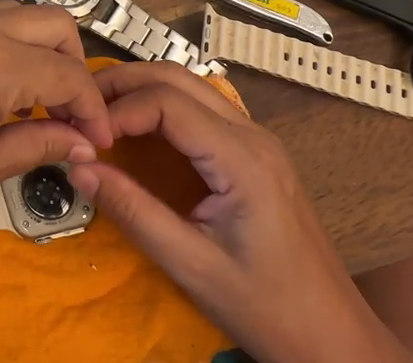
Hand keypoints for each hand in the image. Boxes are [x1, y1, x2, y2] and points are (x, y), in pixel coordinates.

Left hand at [0, 2, 112, 248]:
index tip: (97, 141)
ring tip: (27, 99)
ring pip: (11, 11)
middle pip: (51, 21)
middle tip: (69, 110)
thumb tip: (82, 143)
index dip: (93, 110)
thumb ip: (40, 144)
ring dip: (33, 46)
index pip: (69, 74)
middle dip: (73, 63)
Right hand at [67, 63, 412, 362]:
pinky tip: (134, 129)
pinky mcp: (253, 152)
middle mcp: (253, 135)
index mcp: (243, 159)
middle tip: (78, 107)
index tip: (85, 139)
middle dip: (121, 83)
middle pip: (175, 76)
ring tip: (97, 113)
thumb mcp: (192, 266)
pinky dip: (158, 104)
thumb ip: (134, 212)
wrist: (334, 339)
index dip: (118, 109)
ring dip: (139, 89)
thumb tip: (78, 167)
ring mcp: (257, 140)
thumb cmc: (267, 307)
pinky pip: (198, 106)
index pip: (166, 101)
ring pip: (188, 83)